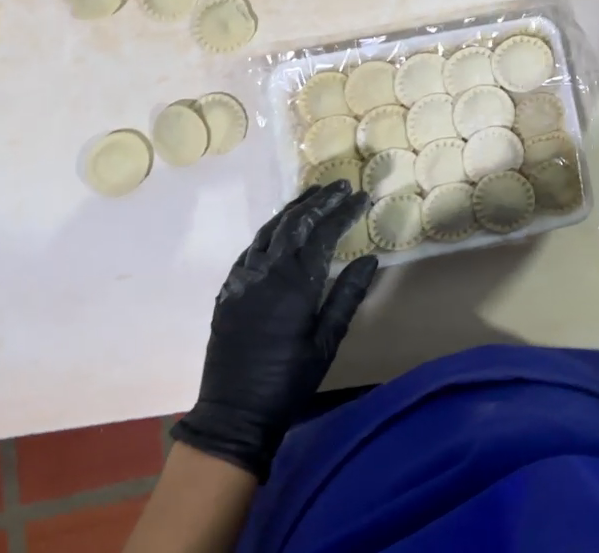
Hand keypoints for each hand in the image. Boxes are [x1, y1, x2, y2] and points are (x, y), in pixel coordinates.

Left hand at [169, 181, 377, 479]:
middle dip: (319, 201)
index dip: (342, 212)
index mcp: (294, 283)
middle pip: (295, 223)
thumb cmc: (289, 381)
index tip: (360, 196)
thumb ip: (347, 296)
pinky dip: (271, 232)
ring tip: (314, 195)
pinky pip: (252, 249)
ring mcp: (243, 278)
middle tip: (340, 186)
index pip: (322, 233)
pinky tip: (281, 229)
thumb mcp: (327, 342)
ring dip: (294, 210)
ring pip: (270, 231)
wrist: (234, 412)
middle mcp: (266, 271)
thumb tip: (369, 258)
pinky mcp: (229, 289)